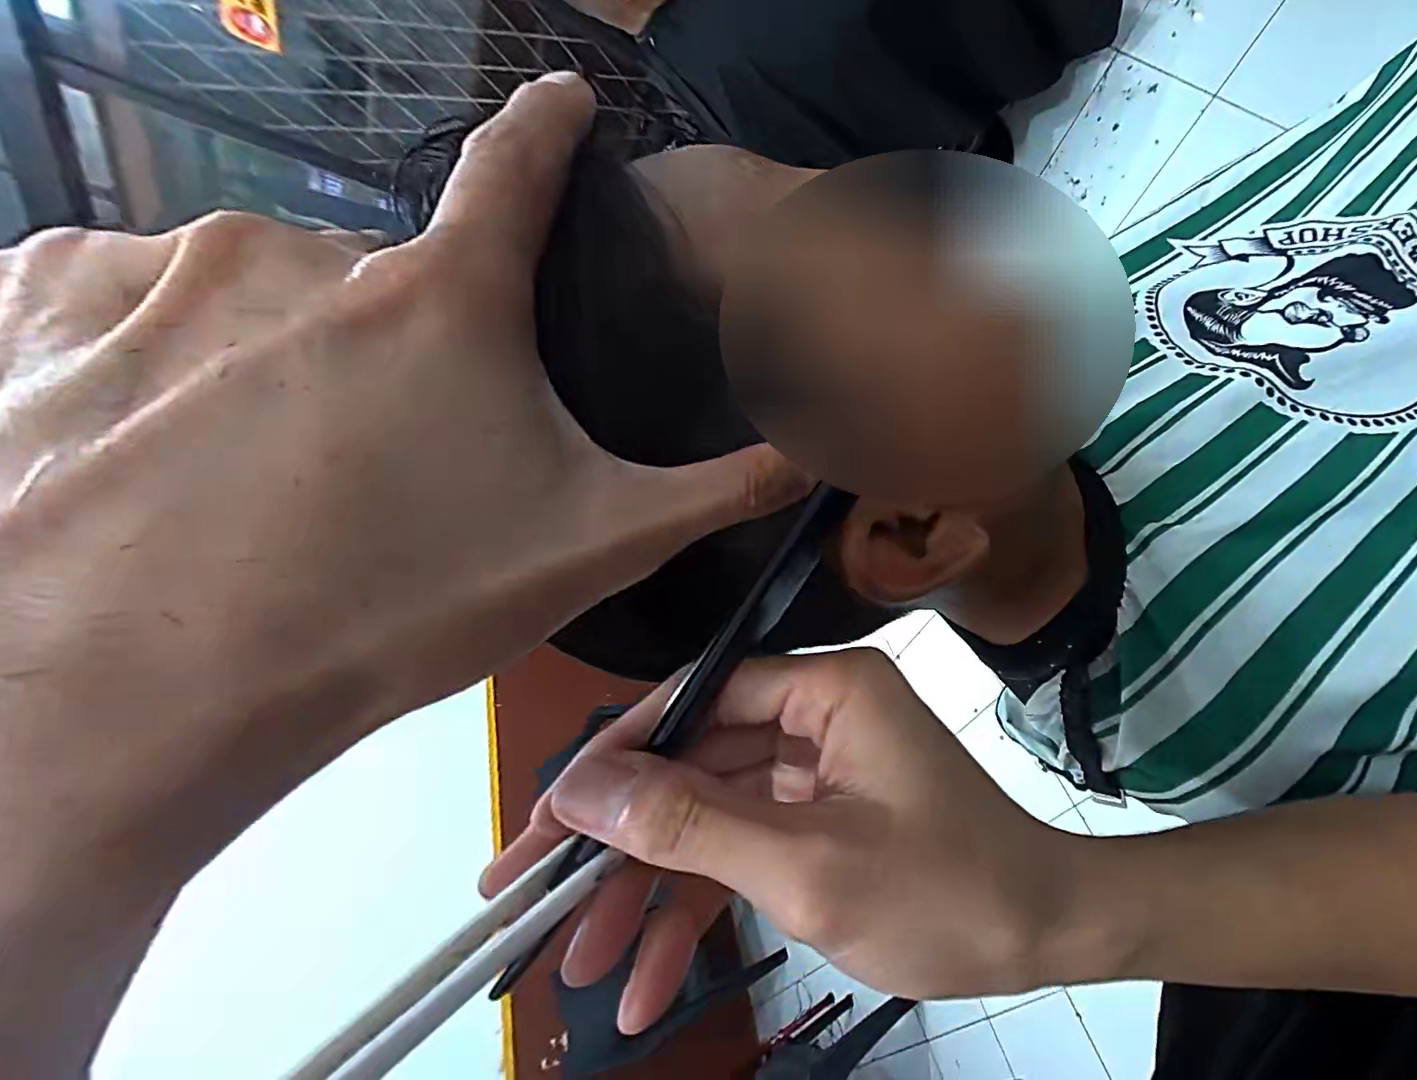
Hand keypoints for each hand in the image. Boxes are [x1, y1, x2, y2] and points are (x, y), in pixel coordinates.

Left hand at [0, 71, 805, 951]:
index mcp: (447, 303)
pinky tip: (192, 434)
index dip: (552, 129)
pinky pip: (138, 295)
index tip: (567, 97)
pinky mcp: (40, 322)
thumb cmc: (412, 598)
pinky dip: (185, 347)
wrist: (150, 695)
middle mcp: (304, 259)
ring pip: (278, 295)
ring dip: (313, 357)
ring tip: (313, 467)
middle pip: (402, 281)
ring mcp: (158, 276)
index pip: (518, 174)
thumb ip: (723, 490)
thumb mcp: (605, 542)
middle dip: (431, 348)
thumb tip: (813, 462)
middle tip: (431, 453)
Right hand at [483, 649, 1096, 1031]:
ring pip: (717, 813)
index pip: (700, 700)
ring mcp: (824, 765)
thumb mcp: (803, 864)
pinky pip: (752, 843)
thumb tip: (583, 788)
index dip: (617, 759)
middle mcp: (823, 712)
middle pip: (699, 763)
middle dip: (625, 843)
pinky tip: (658, 979)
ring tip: (587, 967)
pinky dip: (709, 903)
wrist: (1039, 929)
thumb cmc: (941, 888)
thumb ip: (690, 822)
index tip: (543, 822)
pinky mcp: (828, 811)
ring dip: (657, 889)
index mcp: (829, 690)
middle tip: (533, 906)